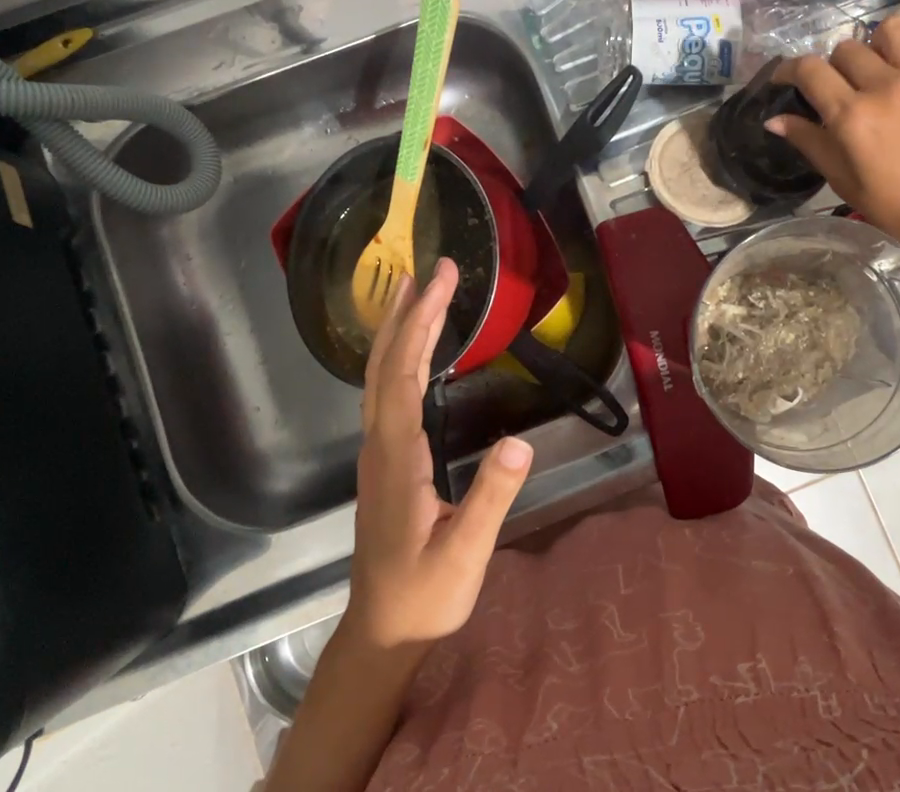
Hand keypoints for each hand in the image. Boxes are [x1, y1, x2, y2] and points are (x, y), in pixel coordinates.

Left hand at [348, 257, 533, 650]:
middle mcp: (379, 446)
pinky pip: (386, 396)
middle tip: (433, 269)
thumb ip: (491, 498)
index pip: (404, 374)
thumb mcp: (466, 553)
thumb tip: (522, 441)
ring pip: (379, 379)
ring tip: (415, 292)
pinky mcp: (384, 464)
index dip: (422, 322)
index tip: (442, 280)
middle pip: (385, 366)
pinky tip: (413, 355)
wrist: (383, 630)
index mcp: (397, 458)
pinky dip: (398, 361)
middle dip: (408, 313)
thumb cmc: (425, 594)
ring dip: (397, 332)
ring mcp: (377, 455)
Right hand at [768, 16, 899, 260]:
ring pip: (890, 30)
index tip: (788, 79)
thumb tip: (775, 120)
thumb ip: (811, 144)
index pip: (810, 70)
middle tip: (842, 90)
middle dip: (835, 67)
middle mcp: (887, 86)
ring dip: (877, 45)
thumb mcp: (846, 183)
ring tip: (881, 69)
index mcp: (853, 117)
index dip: (790, 69)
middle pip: (846, 48)